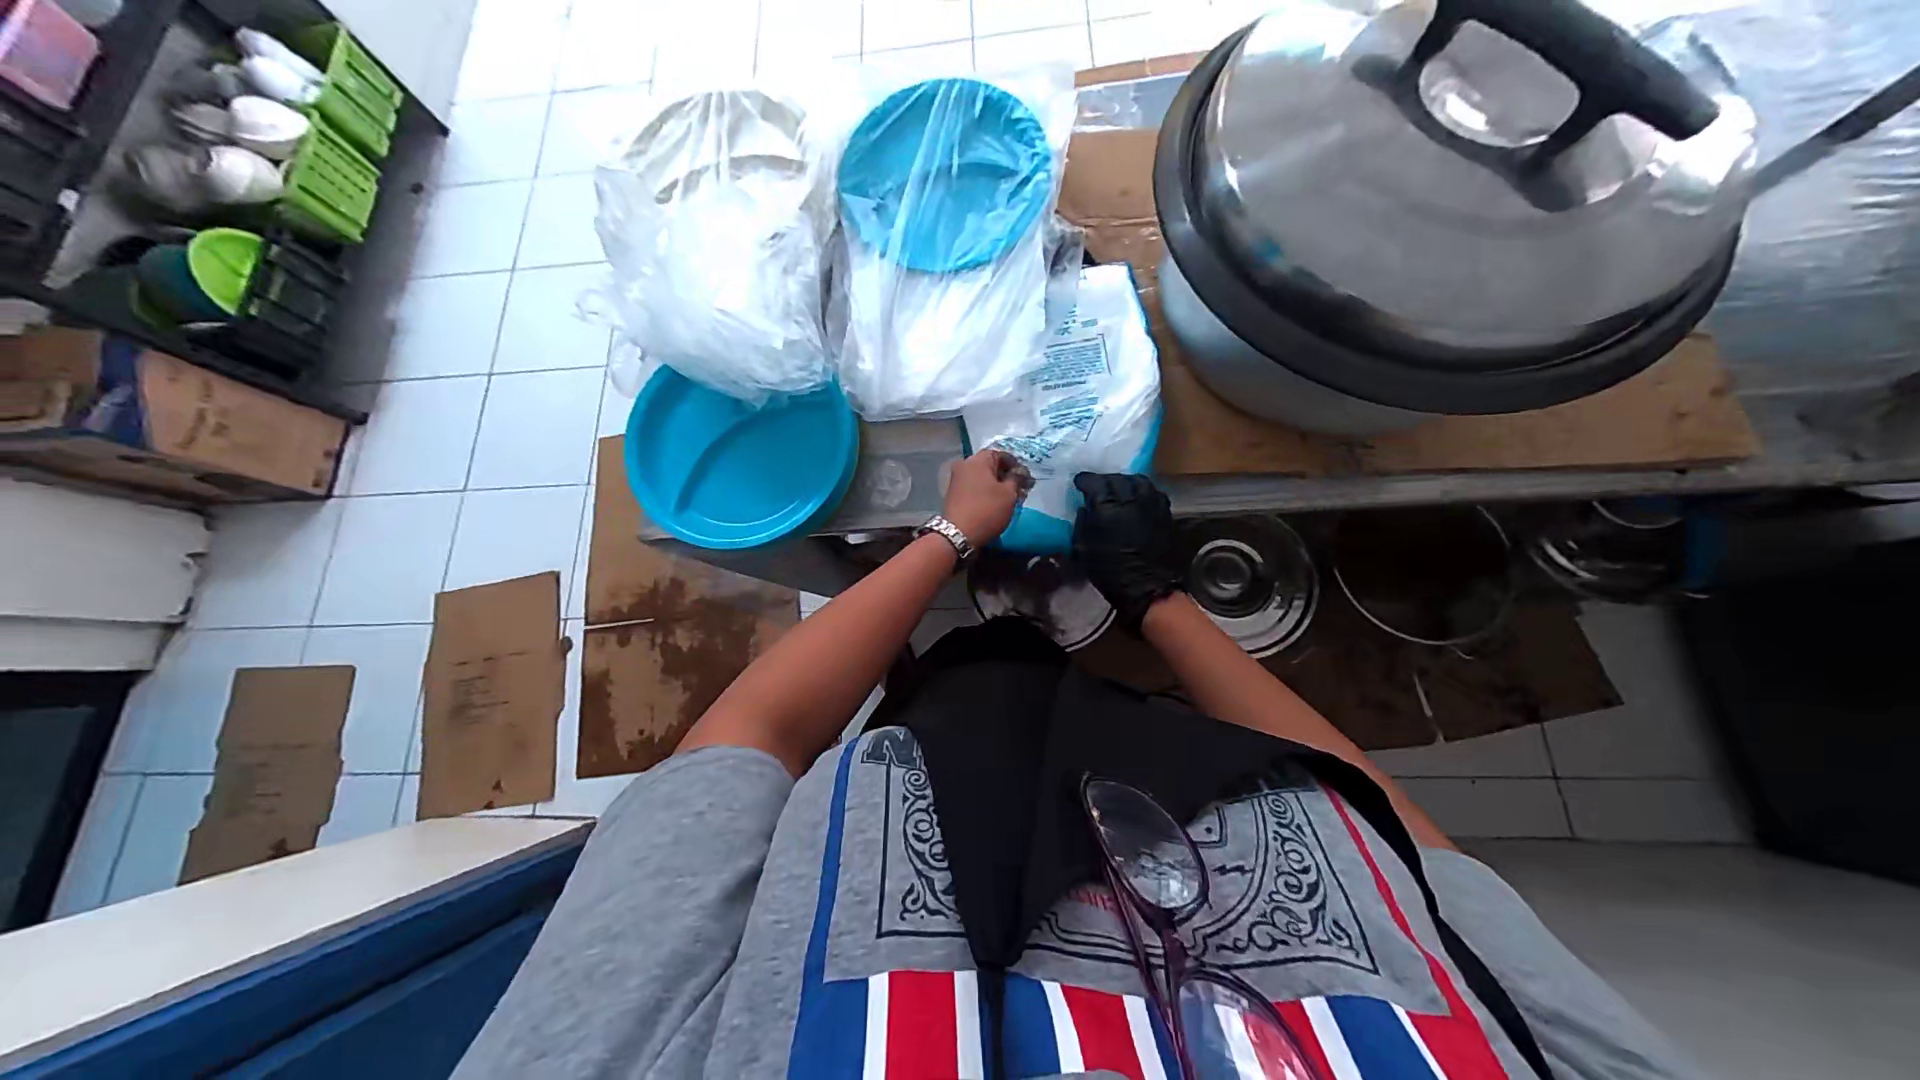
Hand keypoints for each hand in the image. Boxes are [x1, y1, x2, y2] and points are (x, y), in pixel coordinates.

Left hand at [943, 449, 1027, 544]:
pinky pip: (975, 486)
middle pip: (991, 465)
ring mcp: (957, 479)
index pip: (1001, 454)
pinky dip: (986, 491)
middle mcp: (964, 465)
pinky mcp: (954, 493)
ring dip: (997, 484)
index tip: (1026, 477)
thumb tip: (1019, 472)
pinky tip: (996, 502)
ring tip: (1011, 498)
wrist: (958, 534)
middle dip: (1006, 475)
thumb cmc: (987, 510)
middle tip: (1021, 488)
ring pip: (983, 477)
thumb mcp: (1009, 494)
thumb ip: (1016, 478)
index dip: (1016, 464)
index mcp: (977, 460)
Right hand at [1072, 472, 1184, 633]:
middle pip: (1117, 479)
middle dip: (1105, 480)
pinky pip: (1153, 492)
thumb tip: (1085, 508)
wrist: (1148, 590)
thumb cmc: (1111, 573)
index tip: (1079, 483)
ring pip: (1138, 481)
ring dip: (1125, 482)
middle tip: (1097, 485)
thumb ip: (1083, 523)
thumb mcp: (1084, 549)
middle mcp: (1131, 500)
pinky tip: (1138, 498)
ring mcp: (1151, 505)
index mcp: (1107, 508)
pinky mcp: (1165, 513)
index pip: (1095, 482)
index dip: (1085, 480)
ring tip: (1119, 488)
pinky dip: (1143, 491)